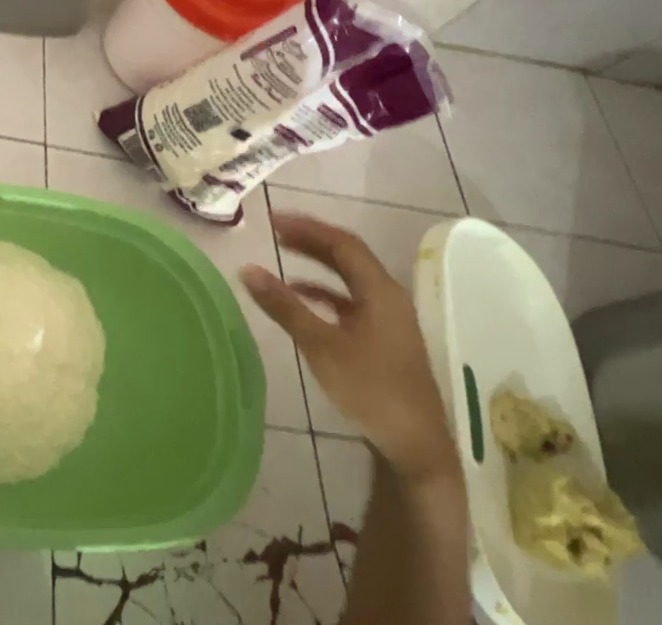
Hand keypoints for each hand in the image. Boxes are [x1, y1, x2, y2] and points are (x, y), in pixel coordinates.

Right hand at [240, 213, 456, 480]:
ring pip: (349, 278)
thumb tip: (247, 269)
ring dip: (317, 263)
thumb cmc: (370, 388)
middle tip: (274, 231)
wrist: (414, 441)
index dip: (308, 228)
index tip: (273, 220)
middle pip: (348, 257)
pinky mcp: (382, 337)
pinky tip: (299, 297)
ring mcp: (387, 318)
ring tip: (282, 254)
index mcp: (381, 292)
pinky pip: (350, 300)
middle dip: (311, 240)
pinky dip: (323, 291)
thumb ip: (285, 306)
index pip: (343, 245)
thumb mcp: (321, 345)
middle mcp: (388, 297)